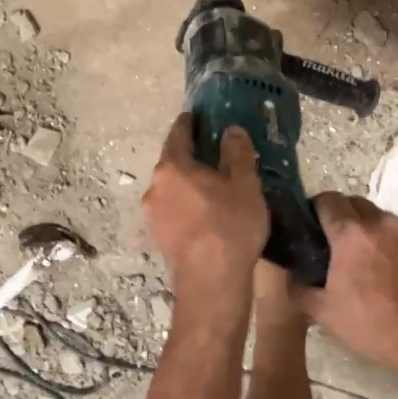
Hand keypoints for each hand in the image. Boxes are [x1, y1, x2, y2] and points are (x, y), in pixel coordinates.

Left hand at [142, 115, 269, 318]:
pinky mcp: (159, 237)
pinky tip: (207, 214)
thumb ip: (236, 152)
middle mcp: (155, 186)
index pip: (178, 134)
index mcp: (172, 167)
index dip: (190, 123)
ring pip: (172, 189)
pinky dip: (187, 205)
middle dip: (192, 156)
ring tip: (215, 188)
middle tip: (215, 154)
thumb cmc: (230, 226)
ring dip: (189, 184)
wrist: (212, 281)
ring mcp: (153, 214)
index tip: (198, 116)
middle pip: (173, 162)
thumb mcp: (244, 183)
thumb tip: (230, 130)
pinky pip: (173, 210)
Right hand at [296, 193, 397, 378]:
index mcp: (351, 234)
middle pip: (355, 204)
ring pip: (383, 219)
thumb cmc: (376, 327)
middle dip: (344, 218)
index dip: (316, 209)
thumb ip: (298, 289)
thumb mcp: (326, 314)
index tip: (313, 226)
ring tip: (375, 263)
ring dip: (373, 231)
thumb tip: (287, 275)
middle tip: (340, 248)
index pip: (327, 200)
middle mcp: (382, 221)